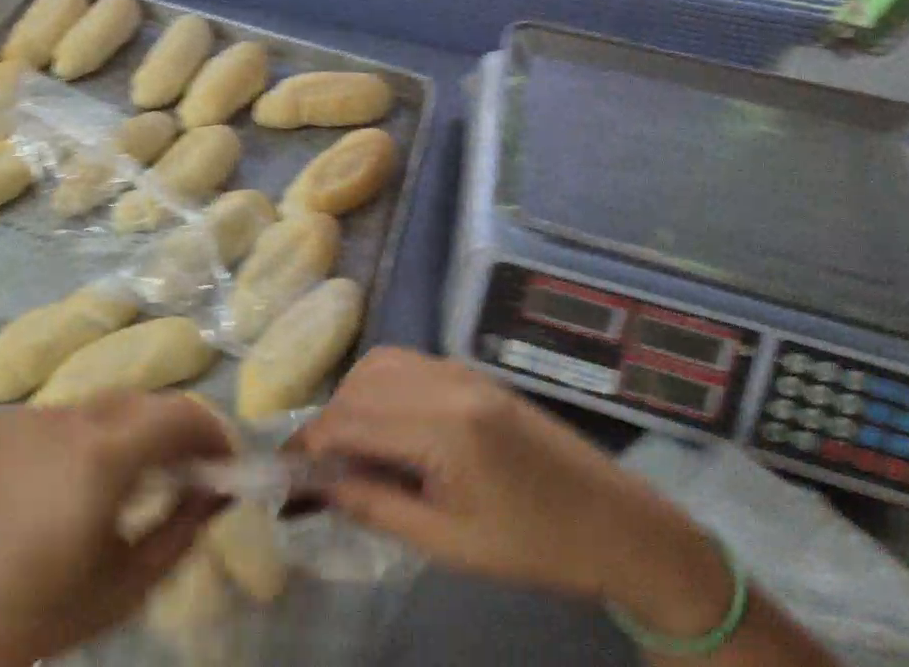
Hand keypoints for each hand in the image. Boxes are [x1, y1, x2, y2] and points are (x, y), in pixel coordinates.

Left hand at [0, 391, 232, 666]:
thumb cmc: (37, 613)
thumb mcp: (126, 584)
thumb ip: (182, 528)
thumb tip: (217, 490)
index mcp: (98, 455)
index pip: (176, 413)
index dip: (211, 430)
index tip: (225, 463)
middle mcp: (59, 416)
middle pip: (135, 402)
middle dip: (168, 430)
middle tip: (182, 474)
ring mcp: (17, 415)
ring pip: (90, 408)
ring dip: (120, 434)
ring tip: (118, 485)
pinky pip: (47, 420)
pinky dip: (72, 440)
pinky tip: (56, 488)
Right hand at [294, 349, 733, 638]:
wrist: (620, 527)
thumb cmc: (535, 546)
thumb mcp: (447, 543)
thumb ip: (373, 505)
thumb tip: (314, 484)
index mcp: (446, 429)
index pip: (349, 420)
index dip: (309, 445)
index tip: (287, 474)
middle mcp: (449, 384)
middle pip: (357, 385)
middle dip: (329, 424)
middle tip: (325, 470)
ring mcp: (463, 372)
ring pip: (377, 365)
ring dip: (353, 401)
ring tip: (358, 450)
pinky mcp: (473, 373)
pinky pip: (405, 364)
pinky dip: (380, 388)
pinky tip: (390, 427)